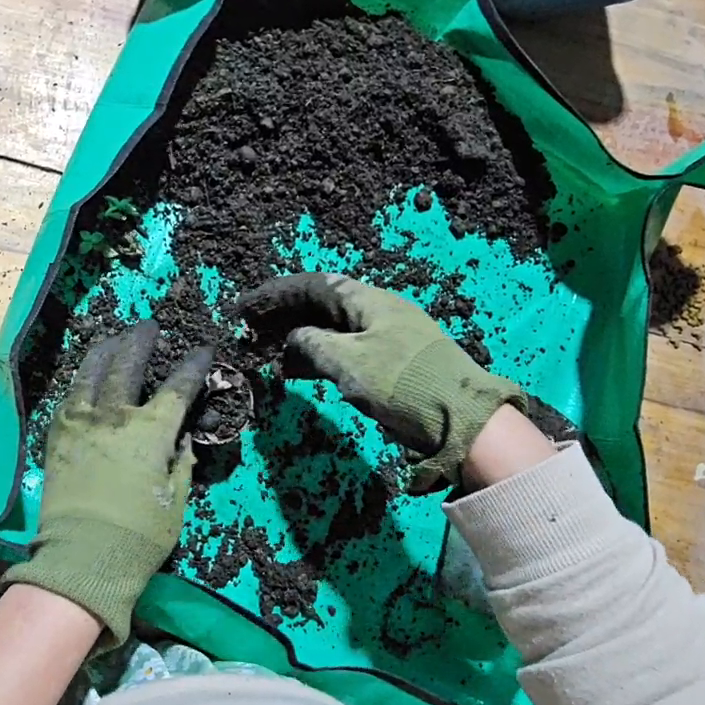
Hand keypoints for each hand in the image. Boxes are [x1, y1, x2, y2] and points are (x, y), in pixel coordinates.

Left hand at [4, 322, 211, 647]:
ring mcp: (82, 422)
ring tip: (114, 338)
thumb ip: (180, 463)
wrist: (82, 557)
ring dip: (106, 351)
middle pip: (130, 365)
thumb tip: (182, 438)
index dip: (193, 367)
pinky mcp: (57, 435)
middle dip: (142, 342)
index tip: (202, 352)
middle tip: (149, 328)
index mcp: (152, 431)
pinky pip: (70, 396)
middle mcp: (116, 416)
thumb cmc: (139, 536)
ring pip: (93, 372)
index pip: (178, 388)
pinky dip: (81, 381)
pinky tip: (86, 376)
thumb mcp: (175, 502)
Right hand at [237, 273, 522, 493]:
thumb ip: (312, 344)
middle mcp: (373, 312)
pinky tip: (293, 373)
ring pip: (327, 331)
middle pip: (318, 306)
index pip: (311, 285)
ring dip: (294, 341)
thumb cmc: (401, 382)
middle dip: (280, 318)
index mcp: (367, 300)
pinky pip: (339, 352)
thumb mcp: (349, 361)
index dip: (273, 295)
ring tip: (263, 355)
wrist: (460, 419)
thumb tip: (294, 339)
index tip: (244, 310)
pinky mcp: (385, 365)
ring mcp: (380, 338)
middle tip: (248, 334)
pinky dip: (313, 359)